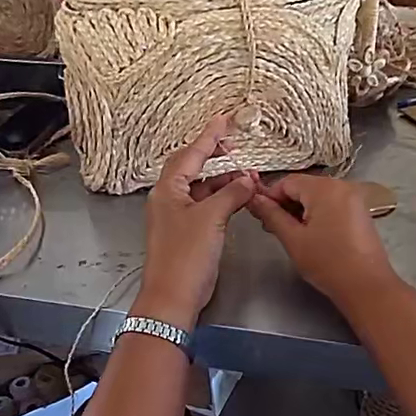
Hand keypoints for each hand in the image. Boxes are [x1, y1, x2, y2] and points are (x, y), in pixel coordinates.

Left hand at [132, 114, 256, 328]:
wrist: (173, 296)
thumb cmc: (186, 255)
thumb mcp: (211, 218)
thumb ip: (231, 194)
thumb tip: (248, 179)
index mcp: (167, 190)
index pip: (190, 154)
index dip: (209, 136)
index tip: (224, 119)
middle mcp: (169, 199)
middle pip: (192, 168)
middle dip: (215, 156)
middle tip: (236, 146)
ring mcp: (177, 216)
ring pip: (201, 188)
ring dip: (223, 180)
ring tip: (248, 176)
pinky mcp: (187, 232)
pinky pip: (205, 205)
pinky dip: (222, 198)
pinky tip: (239, 198)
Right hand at [247, 174, 402, 306]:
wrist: (366, 285)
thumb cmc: (327, 263)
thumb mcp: (293, 239)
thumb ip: (272, 215)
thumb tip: (254, 199)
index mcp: (324, 188)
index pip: (287, 182)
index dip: (270, 196)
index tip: (260, 215)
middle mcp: (341, 185)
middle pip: (304, 186)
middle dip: (286, 204)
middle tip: (272, 227)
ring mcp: (354, 198)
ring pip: (318, 195)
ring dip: (301, 210)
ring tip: (290, 234)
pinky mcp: (360, 211)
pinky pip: (332, 204)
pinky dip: (318, 214)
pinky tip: (311, 234)